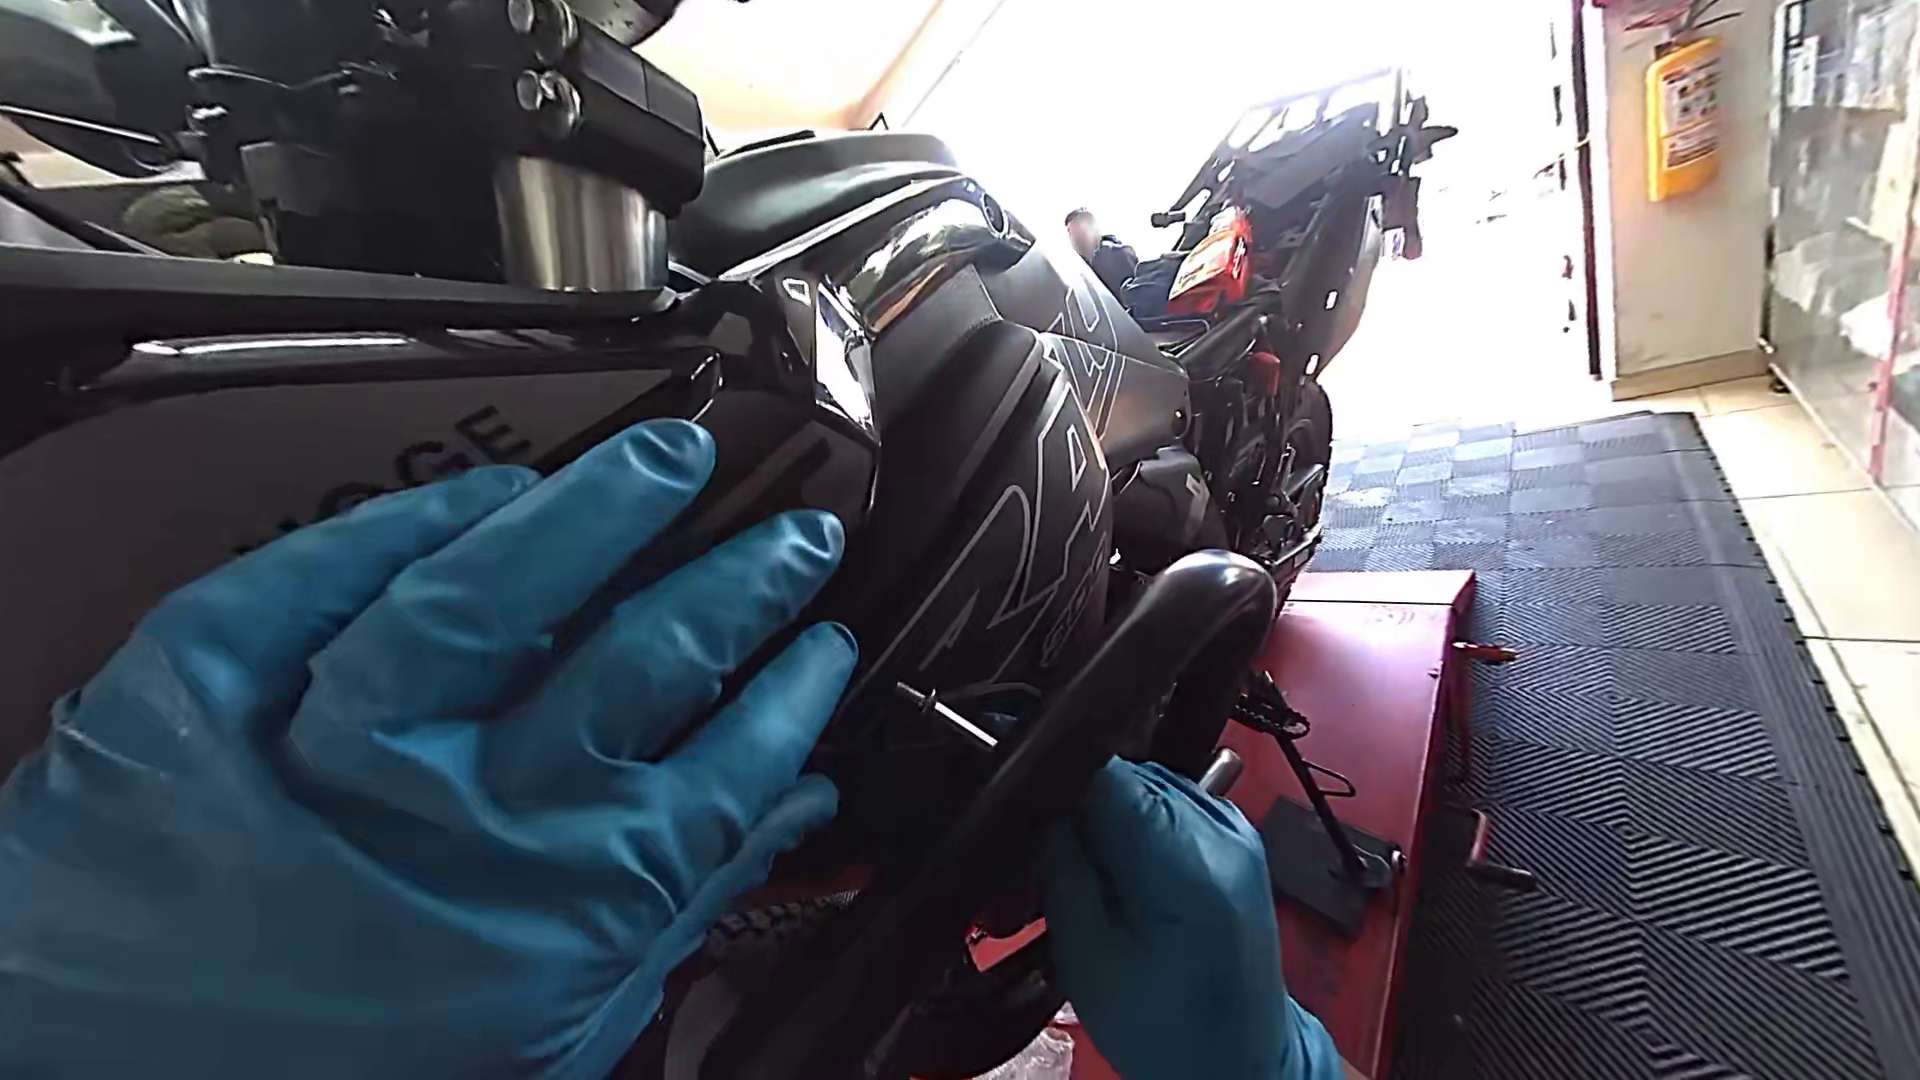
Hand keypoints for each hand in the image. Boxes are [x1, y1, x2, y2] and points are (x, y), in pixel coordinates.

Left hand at [0, 420, 854, 1077]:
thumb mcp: (585, 1018)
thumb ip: (705, 890)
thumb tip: (808, 799)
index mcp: (584, 895)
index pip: (745, 757)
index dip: (804, 687)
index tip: (832, 640)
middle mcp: (479, 815)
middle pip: (648, 658)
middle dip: (748, 580)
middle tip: (802, 531)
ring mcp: (329, 761)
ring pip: (484, 599)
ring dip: (603, 510)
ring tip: (674, 454)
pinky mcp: (184, 727)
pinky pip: (293, 593)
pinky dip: (401, 526)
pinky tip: (493, 488)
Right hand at [1041, 759, 1348, 1079]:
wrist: (1244, 1064)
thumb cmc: (1165, 1031)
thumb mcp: (1087, 957)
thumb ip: (1061, 866)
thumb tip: (1044, 806)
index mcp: (1186, 864)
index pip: (1106, 776)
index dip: (1060, 783)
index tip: (1033, 808)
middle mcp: (1219, 829)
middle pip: (1123, 775)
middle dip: (1081, 802)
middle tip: (1062, 852)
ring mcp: (1234, 825)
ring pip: (1141, 780)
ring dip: (1108, 809)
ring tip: (1099, 865)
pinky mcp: (1235, 829)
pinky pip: (1165, 796)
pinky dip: (1136, 817)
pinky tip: (1129, 862)